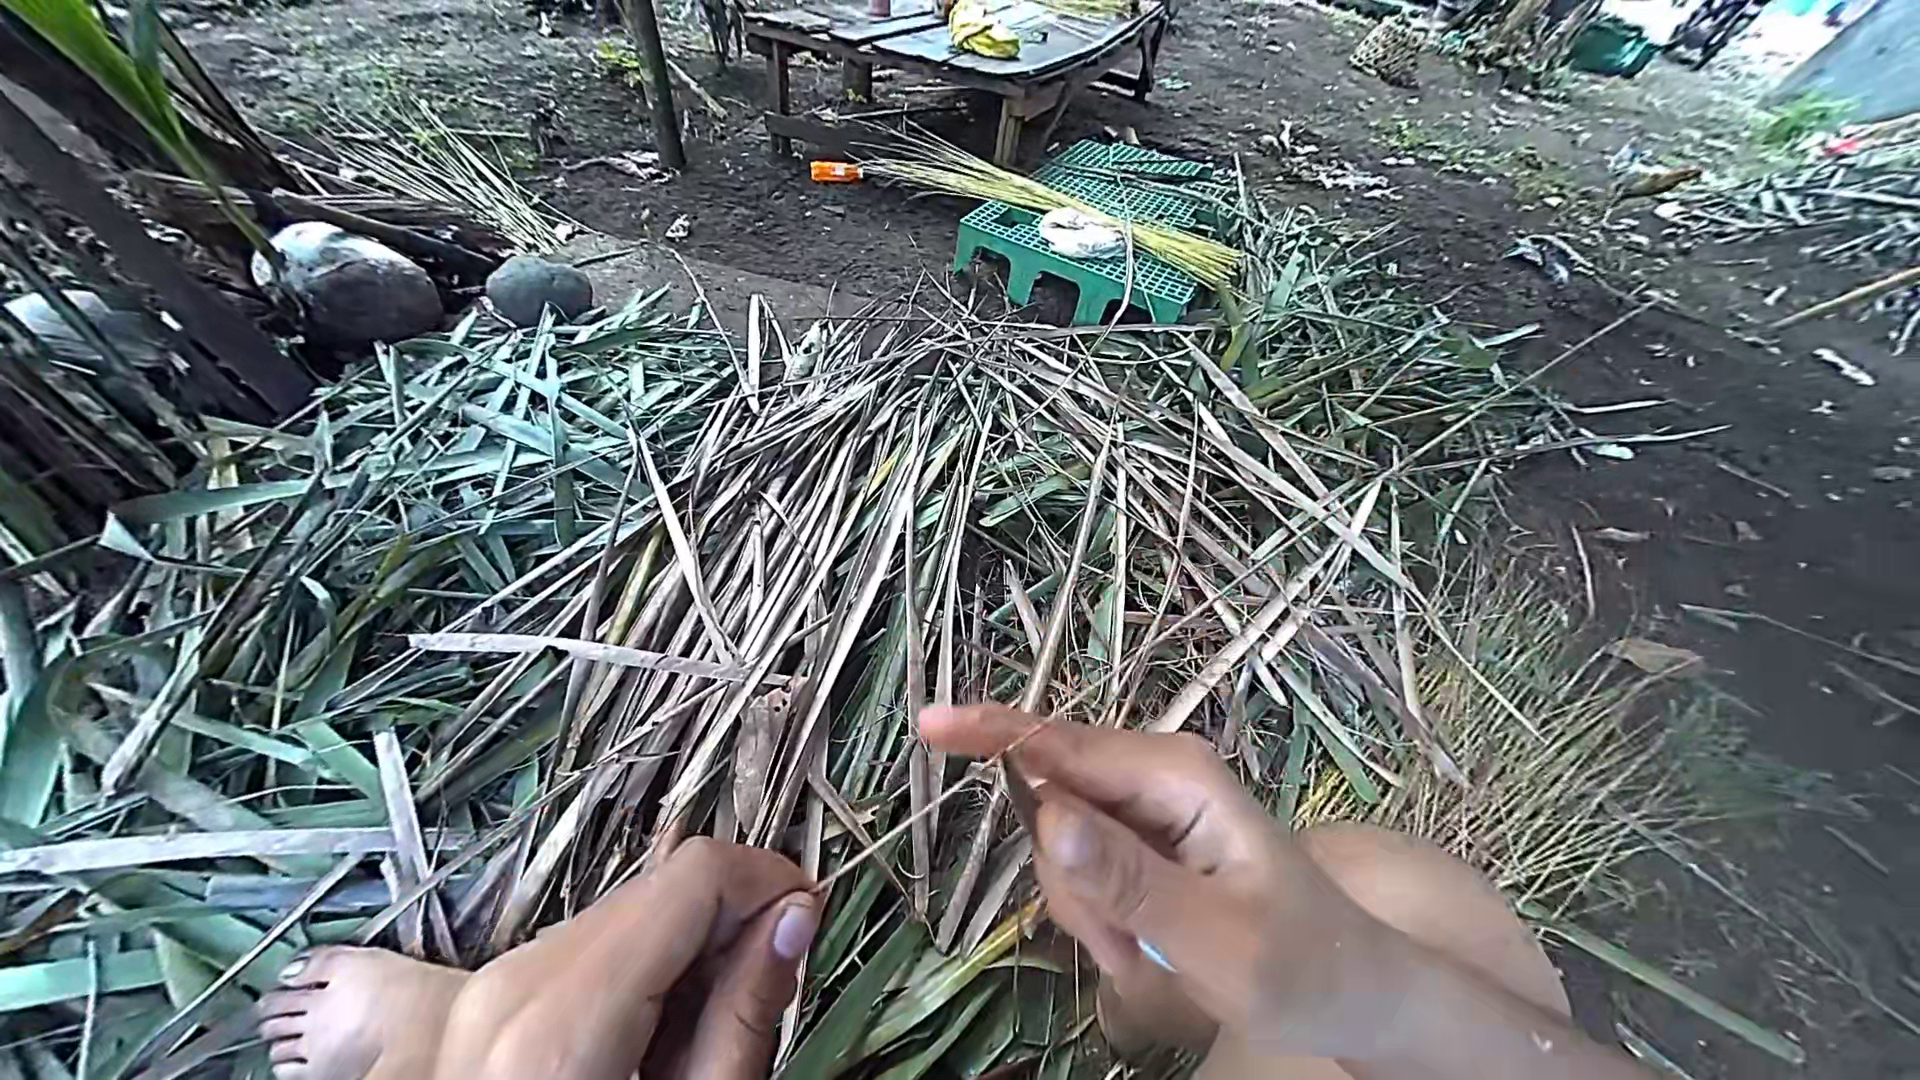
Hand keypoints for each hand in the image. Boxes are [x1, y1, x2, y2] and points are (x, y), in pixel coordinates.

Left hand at [436, 837, 817, 1079]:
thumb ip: (746, 1012)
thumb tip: (797, 915)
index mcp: (561, 1024)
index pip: (697, 874)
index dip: (767, 879)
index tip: (804, 920)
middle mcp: (520, 979)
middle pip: (672, 883)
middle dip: (738, 916)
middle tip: (767, 986)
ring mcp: (500, 980)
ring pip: (646, 901)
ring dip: (701, 938)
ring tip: (710, 1022)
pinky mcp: (501, 988)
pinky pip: (611, 932)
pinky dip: (660, 957)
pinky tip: (663, 1026)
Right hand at [919, 704, 1404, 1060]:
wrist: (1353, 987)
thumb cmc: (1303, 963)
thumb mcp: (1218, 940)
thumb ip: (1126, 880)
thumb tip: (1045, 817)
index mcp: (1174, 773)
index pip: (1061, 743)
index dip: (991, 731)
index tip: (929, 723)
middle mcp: (1149, 770)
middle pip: (1051, 801)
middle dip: (1069, 880)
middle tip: (1123, 947)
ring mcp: (1139, 799)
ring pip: (1058, 842)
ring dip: (1086, 908)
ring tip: (1147, 954)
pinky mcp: (1132, 830)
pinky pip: (1077, 863)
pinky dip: (1094, 913)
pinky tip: (1141, 942)